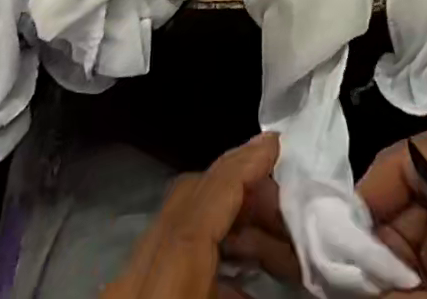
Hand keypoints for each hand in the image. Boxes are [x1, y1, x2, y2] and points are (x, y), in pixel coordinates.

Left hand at [106, 133, 301, 298]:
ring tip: (279, 248)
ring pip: (178, 229)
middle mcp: (130, 282)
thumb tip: (303, 253)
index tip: (274, 143)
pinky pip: (169, 259)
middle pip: (186, 205)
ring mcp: (123, 290)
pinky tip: (245, 282)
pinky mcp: (127, 297)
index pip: (196, 212)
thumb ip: (256, 286)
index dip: (238, 171)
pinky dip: (209, 256)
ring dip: (230, 225)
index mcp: (158, 290)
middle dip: (241, 191)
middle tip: (288, 206)